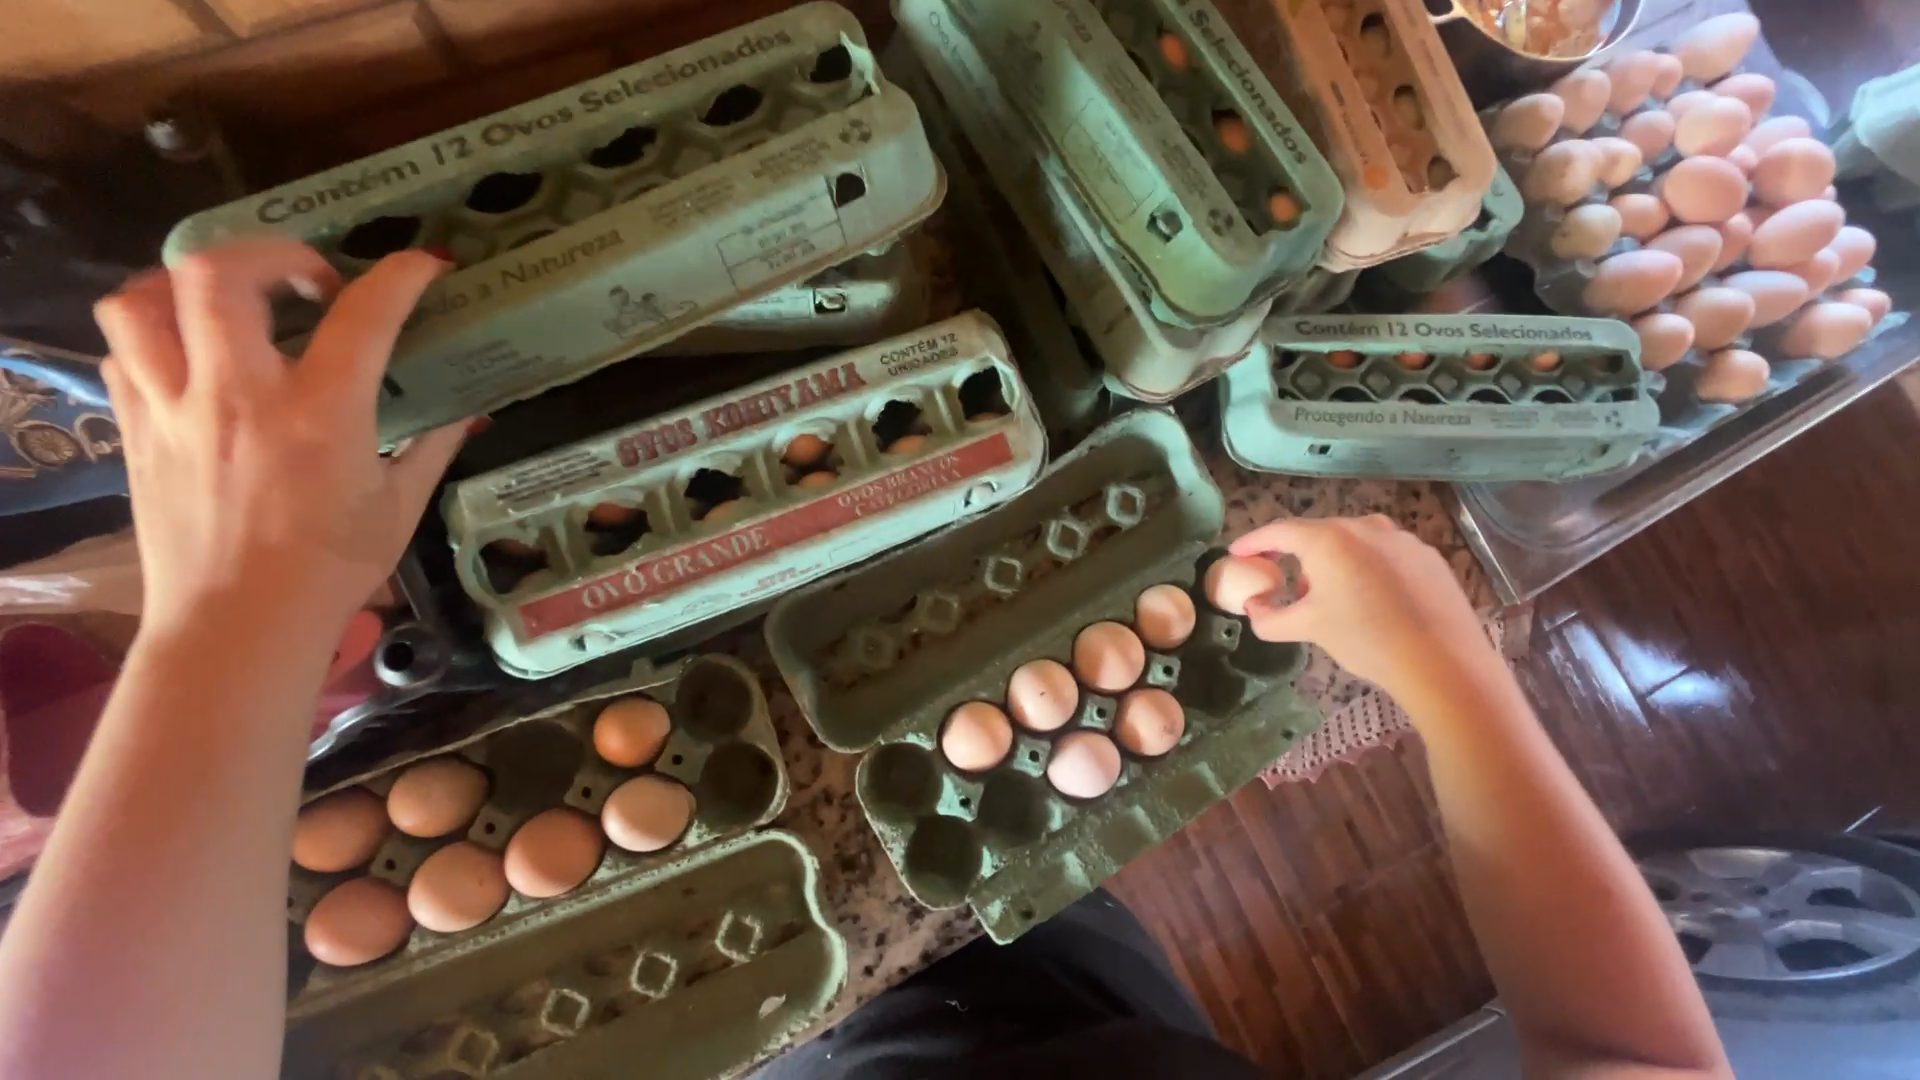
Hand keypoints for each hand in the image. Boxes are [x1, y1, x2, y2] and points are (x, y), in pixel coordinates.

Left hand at [93, 238, 466, 639]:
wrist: (240, 623)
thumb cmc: (335, 566)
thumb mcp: (401, 504)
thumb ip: (434, 444)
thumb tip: (471, 410)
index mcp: (321, 415)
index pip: (362, 317)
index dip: (399, 277)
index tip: (425, 265)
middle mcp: (237, 395)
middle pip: (216, 275)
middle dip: (271, 252)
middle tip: (311, 278)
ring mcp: (173, 408)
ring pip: (140, 300)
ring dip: (189, 283)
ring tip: (234, 303)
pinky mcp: (136, 429)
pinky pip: (124, 352)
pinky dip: (158, 335)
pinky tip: (198, 358)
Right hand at [1229, 516, 1498, 704]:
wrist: (1442, 662)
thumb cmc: (1365, 638)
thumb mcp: (1307, 628)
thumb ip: (1268, 618)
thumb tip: (1252, 608)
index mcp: (1329, 539)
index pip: (1278, 531)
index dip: (1253, 542)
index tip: (1236, 554)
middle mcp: (1364, 527)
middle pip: (1317, 535)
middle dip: (1296, 557)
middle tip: (1286, 585)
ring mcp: (1401, 539)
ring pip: (1353, 544)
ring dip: (1333, 564)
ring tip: (1331, 598)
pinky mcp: (1427, 557)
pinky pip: (1383, 555)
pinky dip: (1366, 570)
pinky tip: (1371, 602)